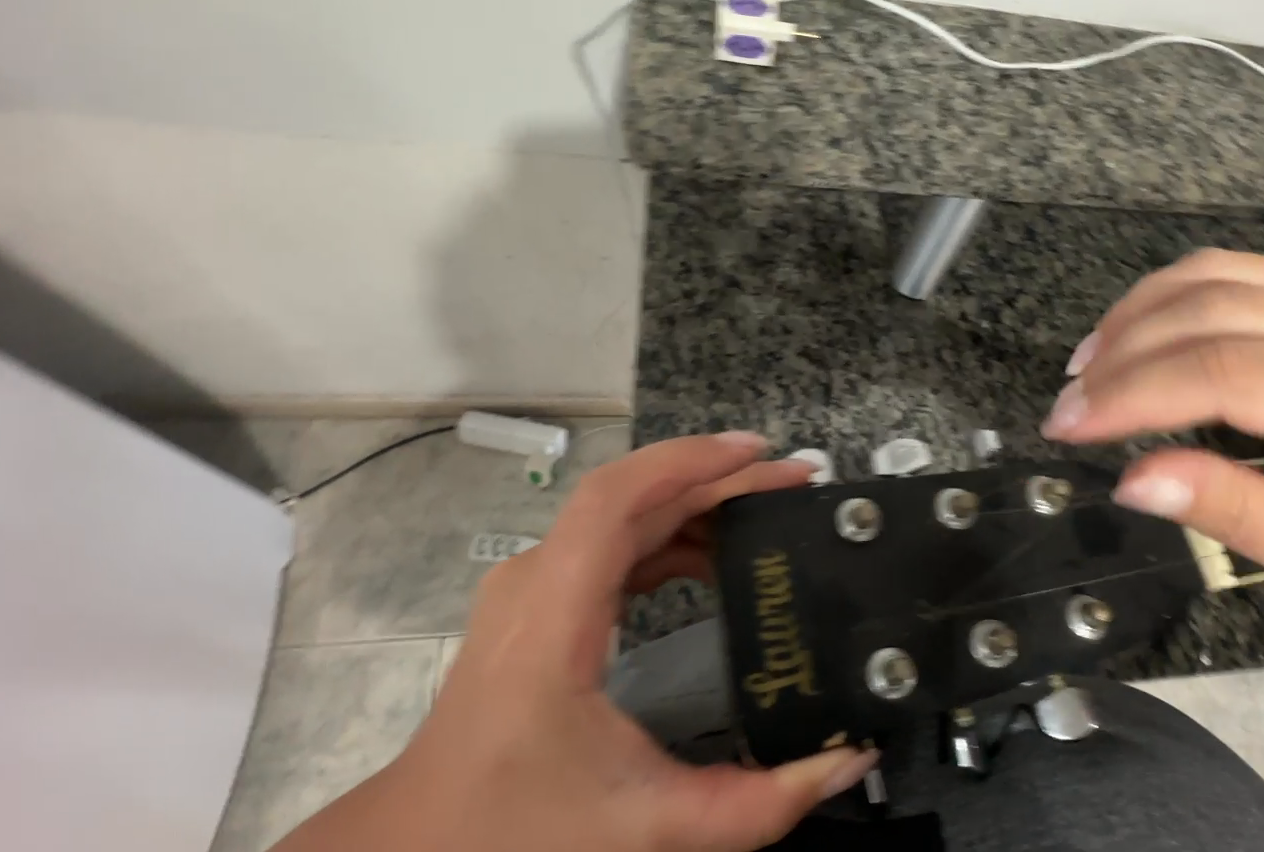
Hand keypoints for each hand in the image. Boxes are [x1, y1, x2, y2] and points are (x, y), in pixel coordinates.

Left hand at [276, 432, 875, 851]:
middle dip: (720, 479)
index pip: (617, 497)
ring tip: (770, 509)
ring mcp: (534, 586)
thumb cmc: (515, 828)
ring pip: (624, 515)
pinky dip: (671, 535)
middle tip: (796, 481)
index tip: (759, 451)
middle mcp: (538, 579)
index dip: (689, 460)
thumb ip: (754, 805)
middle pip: (634, 497)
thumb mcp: (644, 823)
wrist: (417, 846)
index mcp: (554, 613)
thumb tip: (845, 762)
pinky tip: (717, 555)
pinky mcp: (541, 601)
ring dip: (699, 502)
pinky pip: (614, 545)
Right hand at [1043, 249, 1263, 626]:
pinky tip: (1129, 334)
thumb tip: (1131, 480)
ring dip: (1136, 315)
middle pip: (1217, 313)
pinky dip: (1165, 296)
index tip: (1068, 427)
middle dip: (1124, 357)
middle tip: (1062, 411)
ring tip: (1083, 369)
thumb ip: (1238, 515)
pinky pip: (1232, 274)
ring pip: (1218, 277)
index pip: (1235, 374)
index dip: (1139, 394)